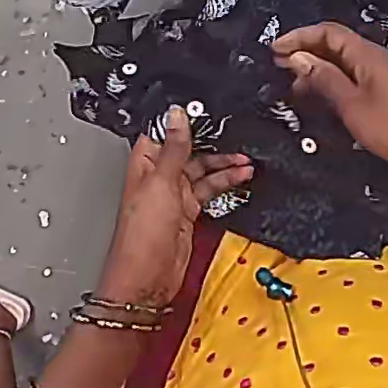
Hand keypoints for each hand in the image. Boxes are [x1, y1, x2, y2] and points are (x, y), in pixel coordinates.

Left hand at [97, 106, 251, 308]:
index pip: (164, 131)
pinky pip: (210, 190)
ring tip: (246, 160)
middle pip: (188, 149)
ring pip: (203, 170)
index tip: (205, 109)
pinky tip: (241, 177)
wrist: (148, 278)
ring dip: (223, 164)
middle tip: (235, 135)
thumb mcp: (161, 183)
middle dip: (211, 142)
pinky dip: (226, 183)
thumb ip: (174, 148)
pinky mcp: (189, 211)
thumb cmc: (142, 235)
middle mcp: (159, 176)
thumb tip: (177, 115)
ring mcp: (175, 194)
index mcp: (145, 163)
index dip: (184, 120)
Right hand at [272, 23, 387, 216]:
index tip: (275, 49)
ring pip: (346, 62)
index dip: (299, 37)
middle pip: (338, 44)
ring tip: (295, 85)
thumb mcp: (351, 105)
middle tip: (279, 64)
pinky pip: (357, 76)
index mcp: (370, 55)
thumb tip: (298, 57)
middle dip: (307, 51)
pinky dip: (335, 81)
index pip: (329, 32)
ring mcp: (387, 74)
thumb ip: (324, 78)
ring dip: (319, 68)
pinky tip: (323, 96)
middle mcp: (380, 58)